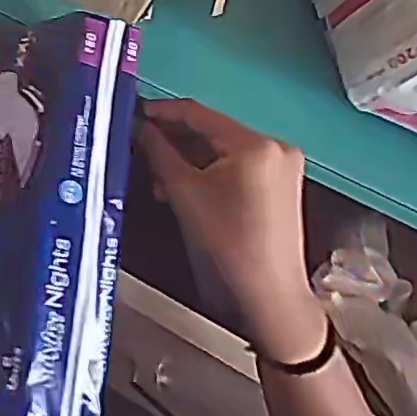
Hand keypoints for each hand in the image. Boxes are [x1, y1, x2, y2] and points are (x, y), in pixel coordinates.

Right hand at [138, 99, 326, 363]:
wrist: (269, 303)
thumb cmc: (227, 247)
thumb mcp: (184, 193)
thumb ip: (158, 151)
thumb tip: (139, 127)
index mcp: (255, 144)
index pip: (199, 114)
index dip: (163, 112)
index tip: (136, 112)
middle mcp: (274, 146)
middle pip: (211, 132)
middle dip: (174, 142)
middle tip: (141, 147)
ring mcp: (280, 166)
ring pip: (220, 150)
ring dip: (187, 160)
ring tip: (158, 177)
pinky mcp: (279, 185)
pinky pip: (234, 166)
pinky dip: (207, 173)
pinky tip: (181, 187)